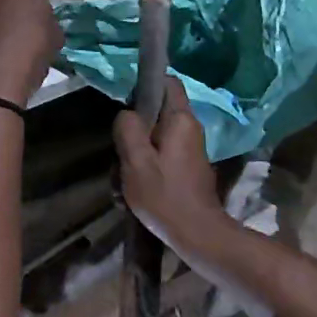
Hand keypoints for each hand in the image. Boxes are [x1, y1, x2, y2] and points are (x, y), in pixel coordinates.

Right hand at [114, 79, 223, 250]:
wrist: (197, 233)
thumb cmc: (165, 195)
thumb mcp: (136, 161)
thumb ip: (129, 130)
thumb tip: (127, 113)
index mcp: (181, 119)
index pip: (168, 83)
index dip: (146, 86)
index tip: (126, 105)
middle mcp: (190, 128)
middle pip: (157, 114)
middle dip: (134, 132)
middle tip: (120, 155)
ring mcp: (191, 149)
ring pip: (156, 139)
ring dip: (136, 157)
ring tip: (122, 183)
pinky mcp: (188, 167)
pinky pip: (162, 157)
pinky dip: (146, 170)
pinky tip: (132, 193)